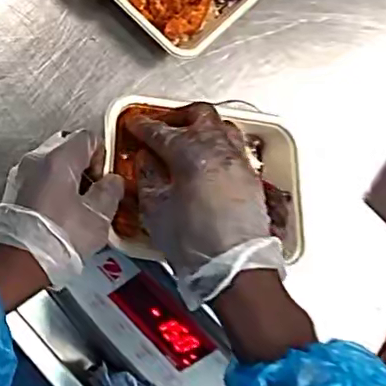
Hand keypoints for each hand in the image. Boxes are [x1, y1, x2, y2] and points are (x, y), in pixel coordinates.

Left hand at [0, 130, 122, 287]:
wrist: (19, 259)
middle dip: (84, 162)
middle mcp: (35, 158)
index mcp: (58, 158)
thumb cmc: (58, 238)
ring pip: (51, 160)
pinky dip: (51, 183)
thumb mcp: (97, 217)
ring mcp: (21, 171)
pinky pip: (38, 175)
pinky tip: (60, 209)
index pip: (86, 136)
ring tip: (79, 203)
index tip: (106, 177)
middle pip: (67, 145)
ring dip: (67, 174)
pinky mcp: (13, 187)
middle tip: (94, 189)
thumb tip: (113, 180)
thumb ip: (109, 192)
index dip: (102, 153)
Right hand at [124, 104, 281, 301]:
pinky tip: (204, 161)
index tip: (134, 126)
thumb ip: (147, 175)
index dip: (142, 126)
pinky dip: (216, 146)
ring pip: (222, 127)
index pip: (160, 130)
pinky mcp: (252, 180)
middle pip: (199, 115)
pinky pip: (234, 148)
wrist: (236, 270)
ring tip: (185, 139)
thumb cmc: (196, 243)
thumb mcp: (154, 207)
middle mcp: (219, 152)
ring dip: (201, 129)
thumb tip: (145, 161)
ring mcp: (239, 164)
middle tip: (161, 127)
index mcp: (191, 154)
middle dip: (176, 117)